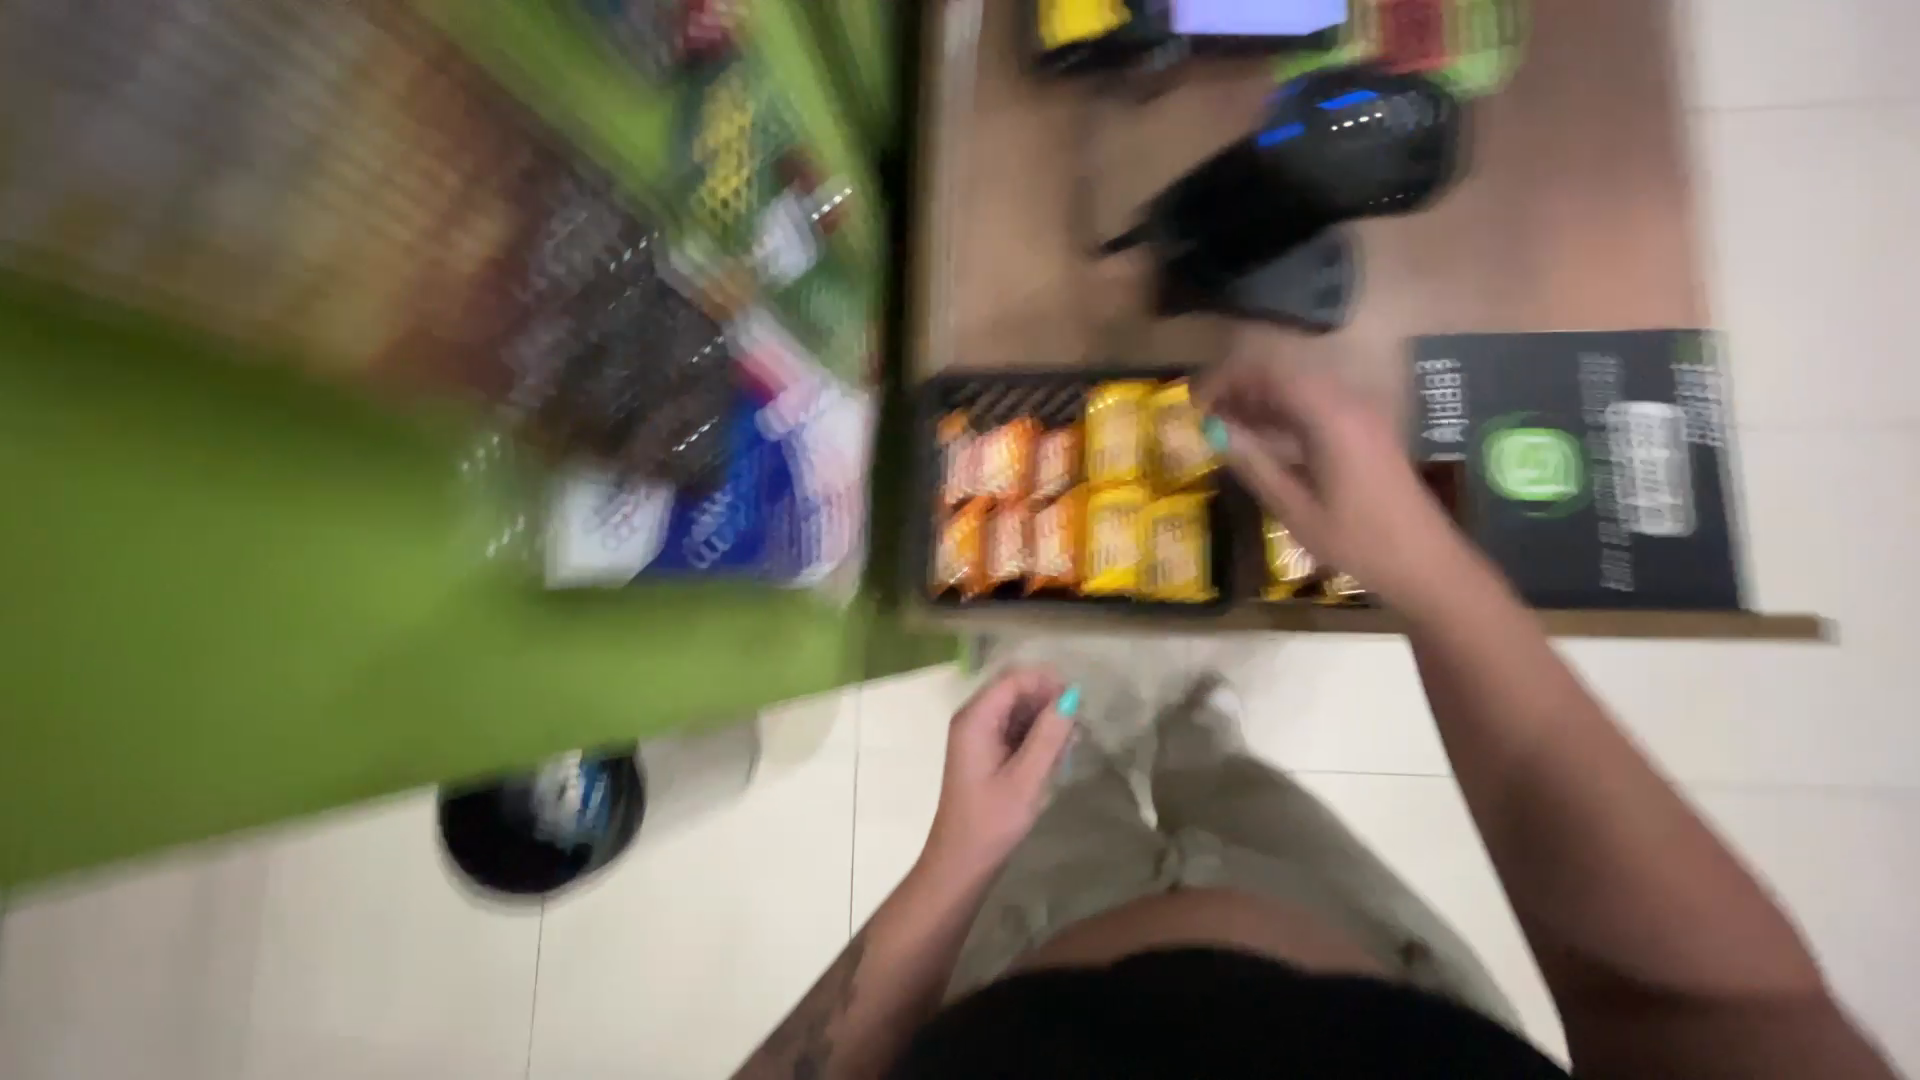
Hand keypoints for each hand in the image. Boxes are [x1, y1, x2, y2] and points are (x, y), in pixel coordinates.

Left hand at [922, 668, 1077, 880]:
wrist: (962, 862)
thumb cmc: (991, 821)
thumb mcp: (1026, 779)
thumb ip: (1048, 736)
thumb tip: (1070, 697)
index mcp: (975, 718)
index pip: (1013, 679)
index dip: (1046, 682)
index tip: (1078, 703)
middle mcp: (974, 719)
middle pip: (1016, 691)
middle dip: (1048, 703)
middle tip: (1076, 731)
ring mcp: (979, 735)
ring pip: (1019, 710)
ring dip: (1046, 723)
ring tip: (1067, 751)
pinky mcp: (987, 752)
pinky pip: (1015, 730)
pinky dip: (1037, 738)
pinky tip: (1055, 760)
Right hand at [1195, 351, 1472, 613]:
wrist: (1425, 563)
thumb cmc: (1358, 541)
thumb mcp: (1294, 508)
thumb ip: (1253, 463)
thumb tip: (1213, 430)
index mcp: (1331, 417)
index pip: (1268, 372)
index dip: (1226, 380)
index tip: (1195, 404)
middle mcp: (1349, 403)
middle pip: (1283, 373)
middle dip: (1239, 388)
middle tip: (1204, 417)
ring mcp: (1361, 415)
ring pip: (1298, 389)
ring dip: (1259, 401)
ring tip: (1223, 429)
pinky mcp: (1366, 430)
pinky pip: (1315, 406)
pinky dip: (1283, 415)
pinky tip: (1260, 441)